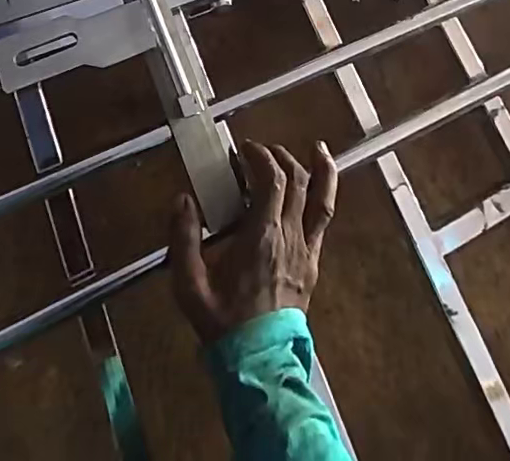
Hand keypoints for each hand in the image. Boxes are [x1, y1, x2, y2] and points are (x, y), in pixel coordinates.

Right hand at [169, 140, 339, 342]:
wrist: (258, 362)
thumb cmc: (222, 321)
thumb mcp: (189, 282)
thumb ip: (183, 237)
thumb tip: (183, 200)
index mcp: (261, 238)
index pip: (271, 182)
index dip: (259, 156)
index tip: (242, 150)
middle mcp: (289, 238)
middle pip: (296, 181)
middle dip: (278, 156)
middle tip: (257, 151)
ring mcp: (306, 250)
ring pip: (321, 199)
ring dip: (319, 169)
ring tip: (317, 148)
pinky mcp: (313, 262)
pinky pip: (325, 221)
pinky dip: (326, 195)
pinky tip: (322, 184)